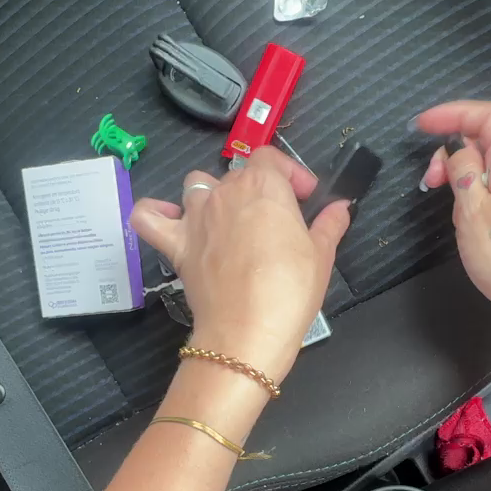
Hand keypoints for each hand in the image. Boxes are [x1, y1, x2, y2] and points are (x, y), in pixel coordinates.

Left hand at [130, 147, 350, 385]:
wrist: (247, 332)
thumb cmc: (289, 291)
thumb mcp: (321, 255)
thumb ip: (329, 224)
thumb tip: (341, 207)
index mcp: (263, 187)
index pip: (272, 158)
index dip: (291, 174)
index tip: (305, 198)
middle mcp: (224, 192)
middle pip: (238, 175)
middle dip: (259, 191)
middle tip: (277, 222)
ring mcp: (195, 217)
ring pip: (196, 187)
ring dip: (212, 196)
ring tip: (231, 222)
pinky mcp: (175, 245)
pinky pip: (149, 217)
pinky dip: (155, 213)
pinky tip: (172, 221)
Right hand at [415, 101, 490, 343]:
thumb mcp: (472, 212)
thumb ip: (463, 172)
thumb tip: (456, 150)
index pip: (490, 116)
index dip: (455, 112)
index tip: (422, 125)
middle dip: (454, 150)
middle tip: (429, 179)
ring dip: (464, 177)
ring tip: (447, 206)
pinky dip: (476, 196)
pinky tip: (467, 224)